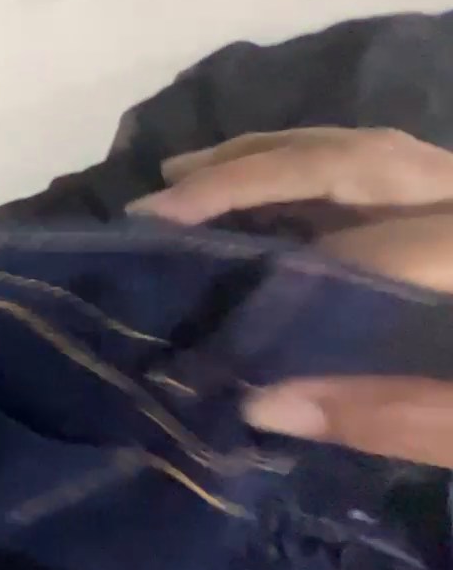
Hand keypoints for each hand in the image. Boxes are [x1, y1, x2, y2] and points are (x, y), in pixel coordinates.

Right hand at [129, 127, 452, 465]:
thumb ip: (414, 419)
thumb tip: (261, 404)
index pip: (386, 253)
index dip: (287, 280)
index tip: (197, 313)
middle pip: (362, 163)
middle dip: (245, 177)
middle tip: (154, 207)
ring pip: (369, 149)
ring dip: (264, 156)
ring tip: (180, 174)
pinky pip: (383, 165)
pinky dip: (302, 164)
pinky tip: (250, 184)